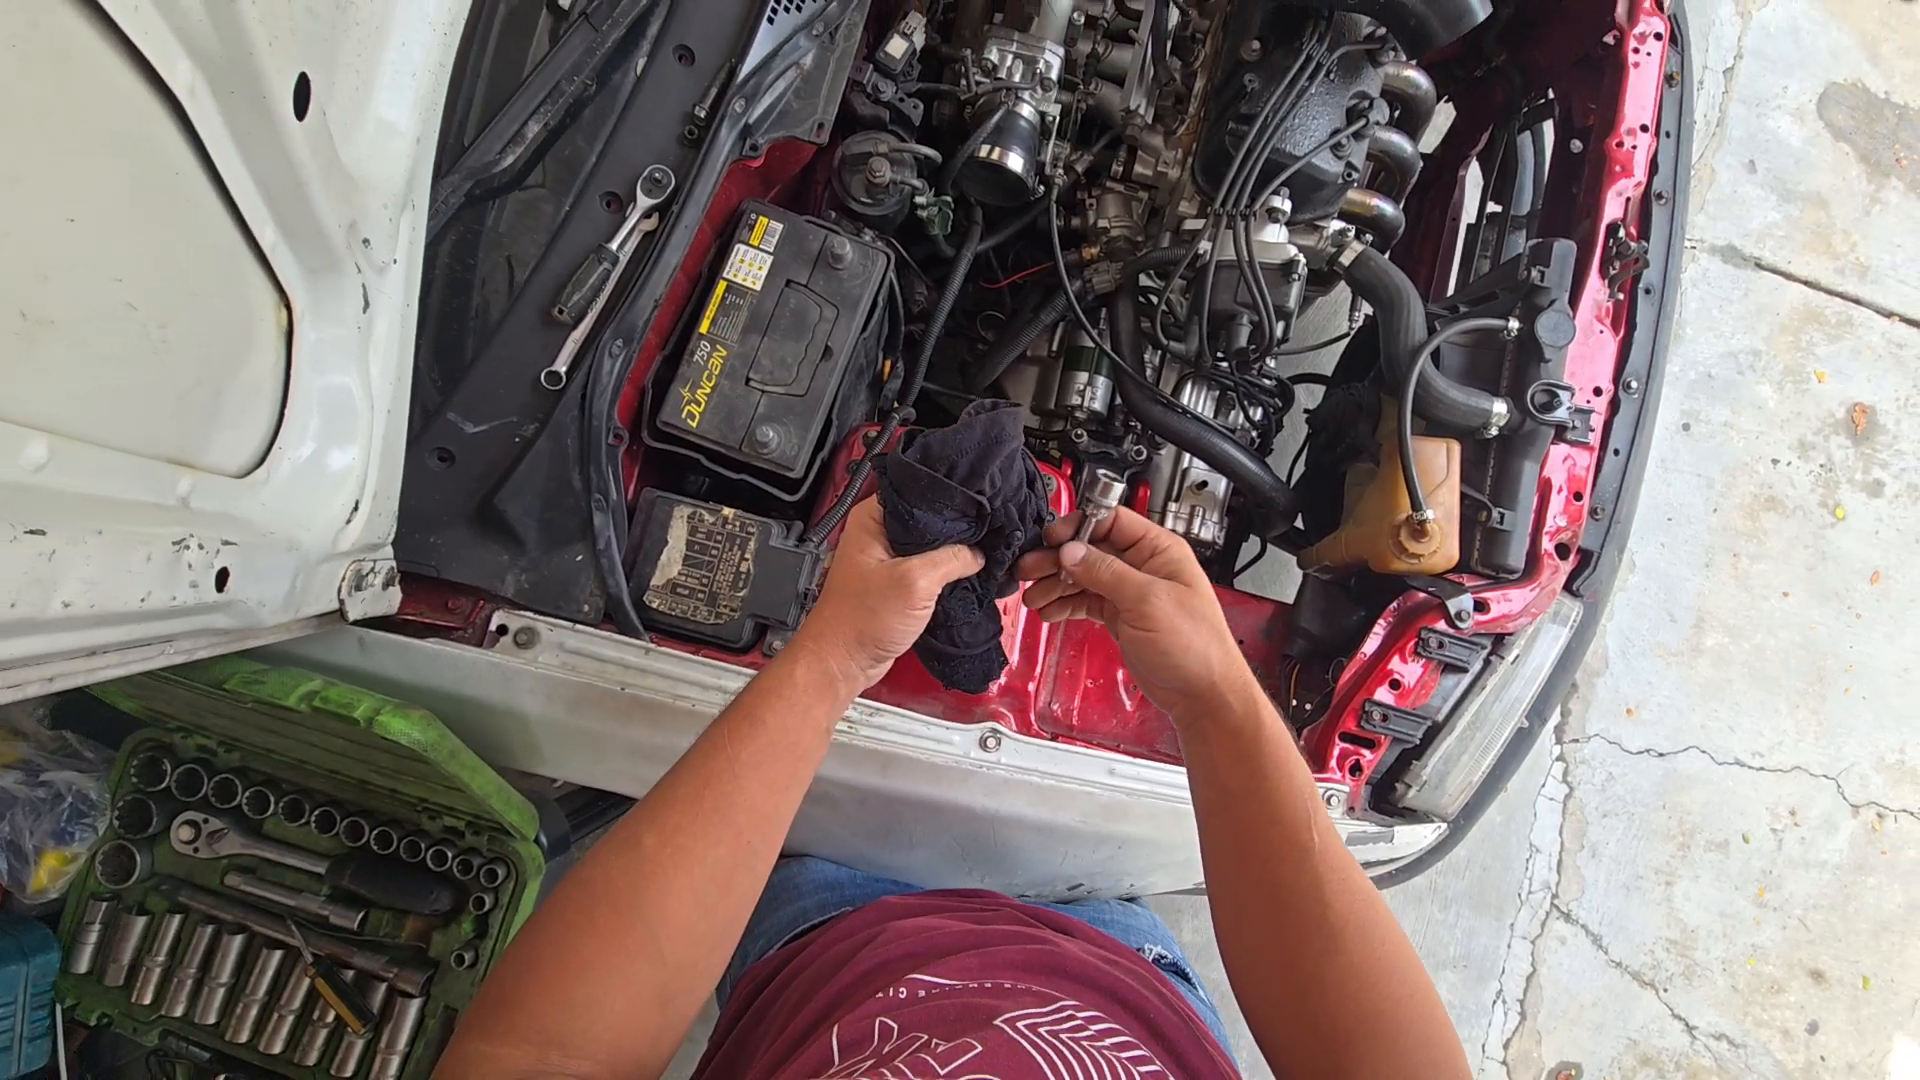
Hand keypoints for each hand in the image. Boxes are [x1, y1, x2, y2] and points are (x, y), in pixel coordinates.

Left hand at [790, 497, 983, 693]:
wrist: (845, 661)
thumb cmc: (859, 622)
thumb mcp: (915, 582)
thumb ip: (952, 559)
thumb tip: (977, 553)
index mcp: (873, 517)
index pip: (920, 489)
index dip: (951, 496)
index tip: (979, 502)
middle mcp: (879, 531)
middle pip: (929, 517)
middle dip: (957, 527)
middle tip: (987, 531)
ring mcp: (888, 556)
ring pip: (930, 544)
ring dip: (952, 552)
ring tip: (980, 552)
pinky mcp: (897, 579)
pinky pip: (927, 567)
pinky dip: (945, 571)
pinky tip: (965, 574)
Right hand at [1016, 507, 1257, 719]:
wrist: (1203, 694)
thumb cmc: (1195, 647)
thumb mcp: (1147, 601)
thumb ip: (1106, 572)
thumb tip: (1071, 551)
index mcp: (1158, 550)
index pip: (1111, 521)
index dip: (1078, 526)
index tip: (1052, 539)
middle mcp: (1142, 566)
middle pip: (1090, 549)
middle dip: (1057, 559)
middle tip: (1029, 568)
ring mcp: (1130, 591)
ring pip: (1083, 576)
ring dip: (1055, 584)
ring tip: (1033, 595)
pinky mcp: (1120, 615)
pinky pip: (1085, 601)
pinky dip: (1065, 604)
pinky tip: (1048, 610)